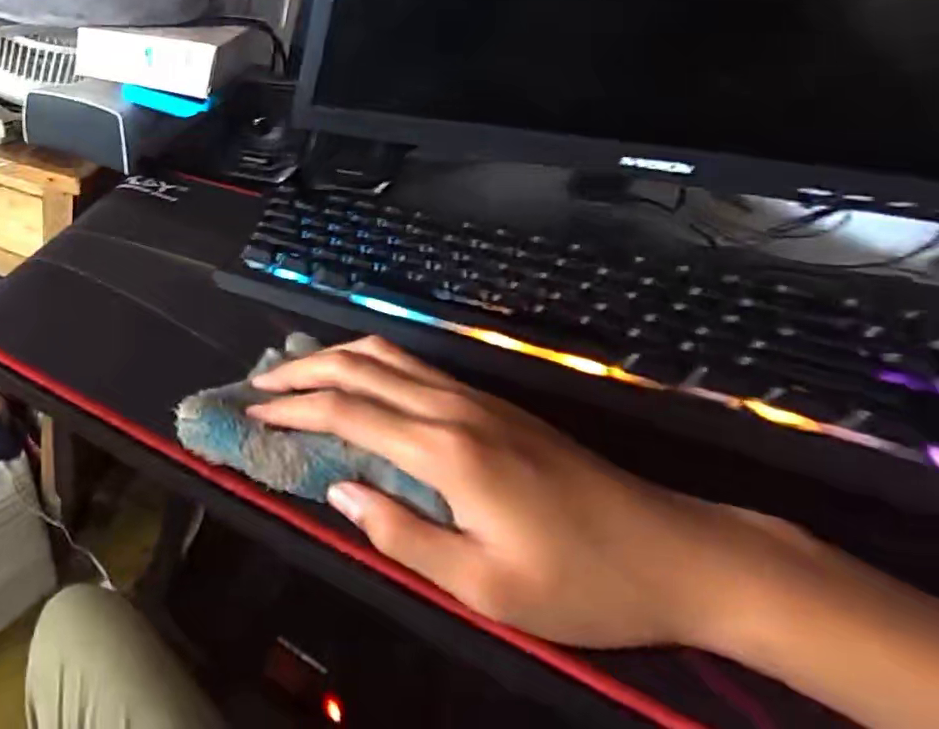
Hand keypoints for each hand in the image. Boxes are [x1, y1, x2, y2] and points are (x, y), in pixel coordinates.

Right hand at [244, 337, 769, 648]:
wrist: (686, 557)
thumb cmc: (583, 583)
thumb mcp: (485, 586)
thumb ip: (400, 535)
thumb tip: (338, 490)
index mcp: (444, 450)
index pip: (343, 411)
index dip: (290, 409)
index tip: (252, 413)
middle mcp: (449, 408)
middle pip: (355, 365)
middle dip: (297, 370)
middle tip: (257, 384)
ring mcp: (472, 397)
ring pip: (381, 353)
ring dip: (328, 356)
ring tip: (292, 371)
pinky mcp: (489, 401)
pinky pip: (407, 362)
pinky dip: (363, 359)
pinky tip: (353, 375)